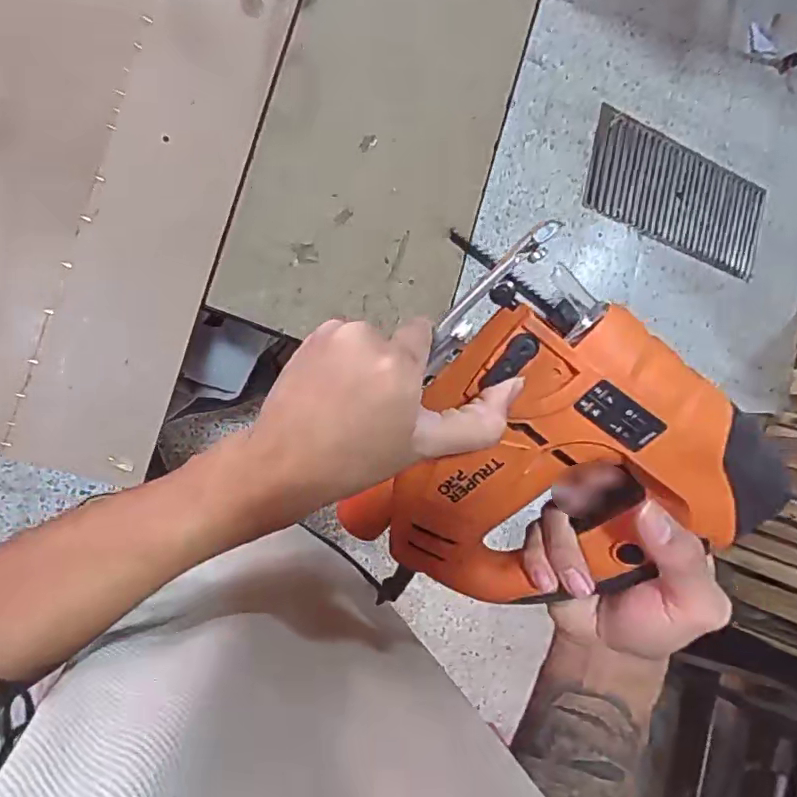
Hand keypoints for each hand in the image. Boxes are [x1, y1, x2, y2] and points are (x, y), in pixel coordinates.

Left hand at [225, 317, 521, 525]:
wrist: (284, 463)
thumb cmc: (352, 460)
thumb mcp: (423, 446)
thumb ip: (478, 420)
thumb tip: (512, 386)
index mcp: (398, 360)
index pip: (423, 333)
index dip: (416, 365)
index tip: (405, 393)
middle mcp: (364, 336)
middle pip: (390, 342)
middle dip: (387, 369)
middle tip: (373, 411)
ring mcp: (330, 337)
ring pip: (361, 343)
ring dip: (359, 365)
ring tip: (344, 406)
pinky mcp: (304, 342)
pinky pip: (334, 345)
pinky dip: (333, 363)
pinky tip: (324, 396)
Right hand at [521, 498, 730, 660]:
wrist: (607, 649)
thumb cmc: (657, 625)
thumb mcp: (695, 604)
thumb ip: (685, 560)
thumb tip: (650, 510)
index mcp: (663, 522)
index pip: (645, 482)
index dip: (623, 482)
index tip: (610, 498)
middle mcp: (618, 516)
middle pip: (589, 490)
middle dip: (582, 530)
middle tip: (588, 563)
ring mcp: (581, 527)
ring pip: (556, 512)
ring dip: (560, 553)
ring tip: (578, 587)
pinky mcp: (548, 541)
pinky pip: (532, 534)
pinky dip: (537, 560)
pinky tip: (550, 583)